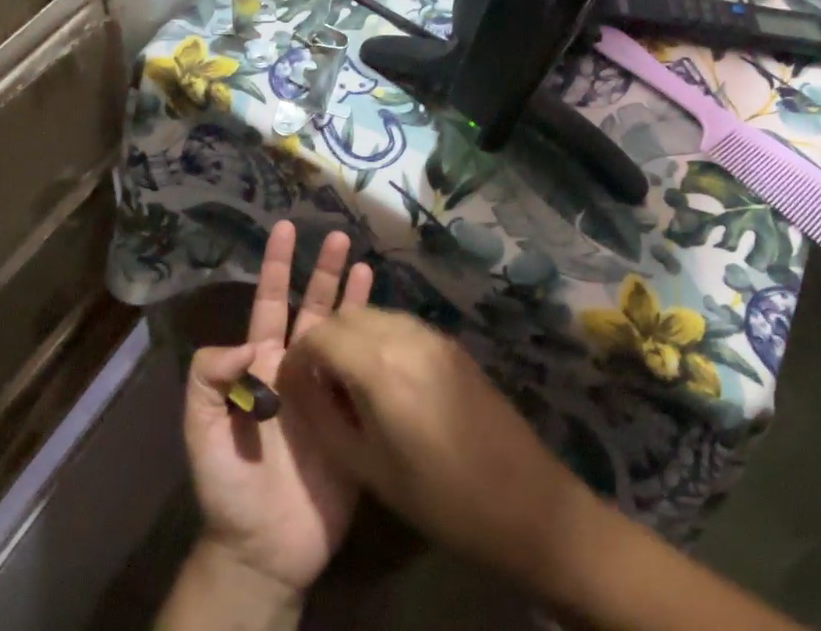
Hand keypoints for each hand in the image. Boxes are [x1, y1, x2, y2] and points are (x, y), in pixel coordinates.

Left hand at [181, 222, 373, 594]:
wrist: (266, 546)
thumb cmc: (227, 484)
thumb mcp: (199, 427)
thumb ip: (210, 377)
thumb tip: (249, 340)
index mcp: (258, 367)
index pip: (268, 304)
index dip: (276, 268)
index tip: (285, 229)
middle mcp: (294, 370)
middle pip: (310, 310)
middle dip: (322, 272)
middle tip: (338, 235)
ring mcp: (326, 395)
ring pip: (340, 335)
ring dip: (351, 299)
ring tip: (366, 263)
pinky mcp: (354, 422)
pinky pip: (365, 377)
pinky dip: (375, 347)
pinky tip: (389, 325)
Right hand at [277, 306, 584, 585]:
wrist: (529, 505)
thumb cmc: (440, 498)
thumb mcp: (367, 466)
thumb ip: (322, 416)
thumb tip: (294, 383)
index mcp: (380, 366)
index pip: (318, 335)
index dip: (297, 359)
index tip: (290, 387)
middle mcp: (406, 337)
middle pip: (345, 315)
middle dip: (322, 341)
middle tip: (317, 384)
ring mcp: (435, 337)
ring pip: (374, 315)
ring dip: (350, 337)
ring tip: (347, 383)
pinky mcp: (453, 346)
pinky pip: (401, 326)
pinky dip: (379, 340)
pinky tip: (383, 380)